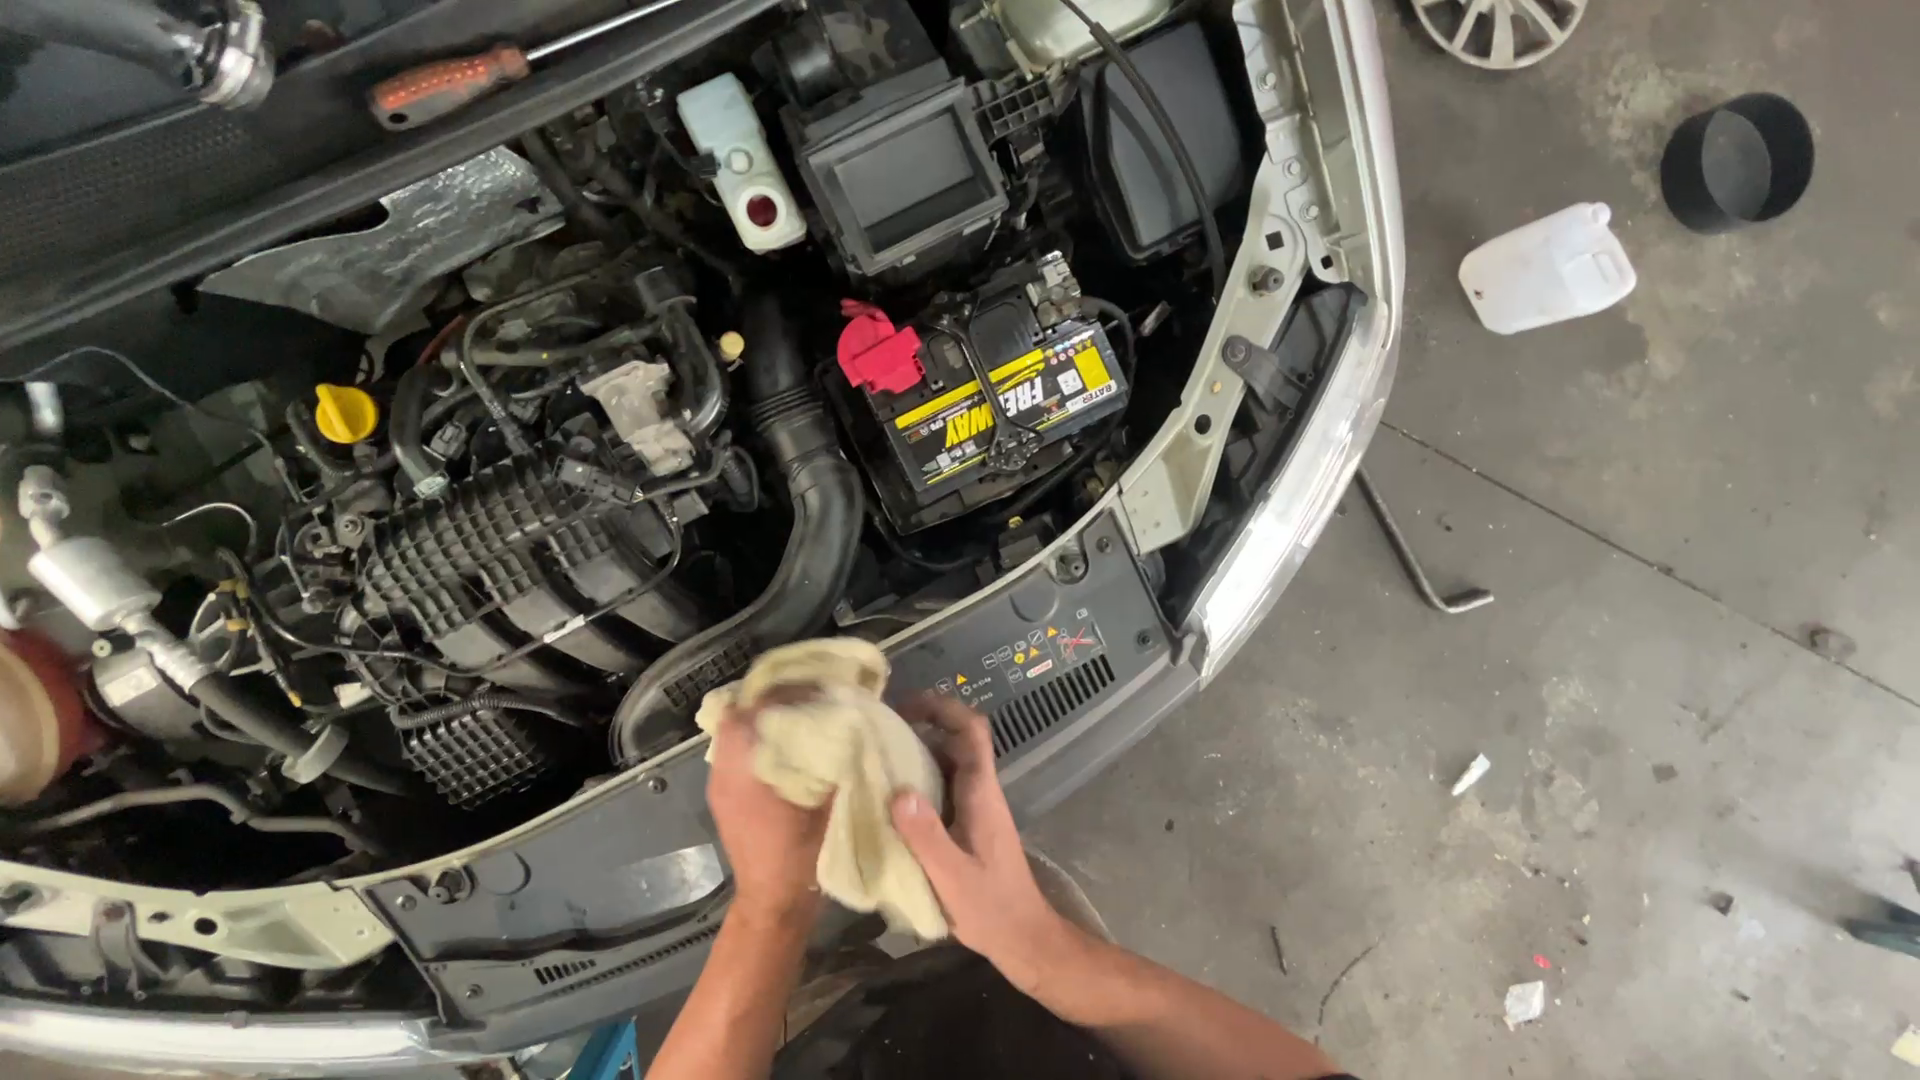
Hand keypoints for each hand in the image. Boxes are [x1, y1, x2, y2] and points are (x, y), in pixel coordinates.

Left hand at [708, 706, 829, 925]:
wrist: (773, 902)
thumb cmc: (802, 855)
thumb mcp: (828, 803)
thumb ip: (834, 760)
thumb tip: (851, 722)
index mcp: (745, 770)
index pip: (752, 710)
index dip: (782, 692)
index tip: (813, 688)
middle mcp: (723, 772)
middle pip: (738, 715)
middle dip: (771, 701)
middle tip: (808, 697)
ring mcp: (719, 785)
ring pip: (735, 733)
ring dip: (763, 720)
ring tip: (800, 716)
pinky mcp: (723, 797)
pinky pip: (736, 753)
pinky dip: (758, 741)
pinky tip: (788, 747)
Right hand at [889, 696, 1079, 992]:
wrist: (1023, 937)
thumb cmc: (991, 907)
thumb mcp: (951, 874)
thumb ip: (925, 835)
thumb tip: (898, 790)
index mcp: (981, 793)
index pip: (971, 731)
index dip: (944, 708)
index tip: (907, 705)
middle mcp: (980, 791)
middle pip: (957, 740)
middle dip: (924, 724)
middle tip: (880, 727)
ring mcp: (976, 807)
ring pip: (949, 763)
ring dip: (919, 751)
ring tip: (877, 755)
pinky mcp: (968, 824)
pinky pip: (943, 787)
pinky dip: (919, 779)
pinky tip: (890, 796)